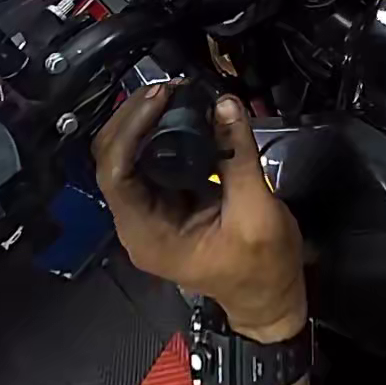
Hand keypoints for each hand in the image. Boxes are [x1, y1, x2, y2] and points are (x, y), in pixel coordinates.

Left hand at [92, 82, 306, 341]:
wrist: (271, 297)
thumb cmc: (263, 265)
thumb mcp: (256, 209)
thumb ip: (237, 155)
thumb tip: (225, 102)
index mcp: (148, 233)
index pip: (116, 173)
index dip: (131, 129)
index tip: (161, 97)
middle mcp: (138, 221)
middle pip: (113, 159)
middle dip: (135, 117)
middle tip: (170, 87)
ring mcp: (151, 211)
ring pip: (128, 155)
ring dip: (146, 120)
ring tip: (175, 92)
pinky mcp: (168, 199)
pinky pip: (151, 158)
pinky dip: (162, 131)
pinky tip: (182, 111)